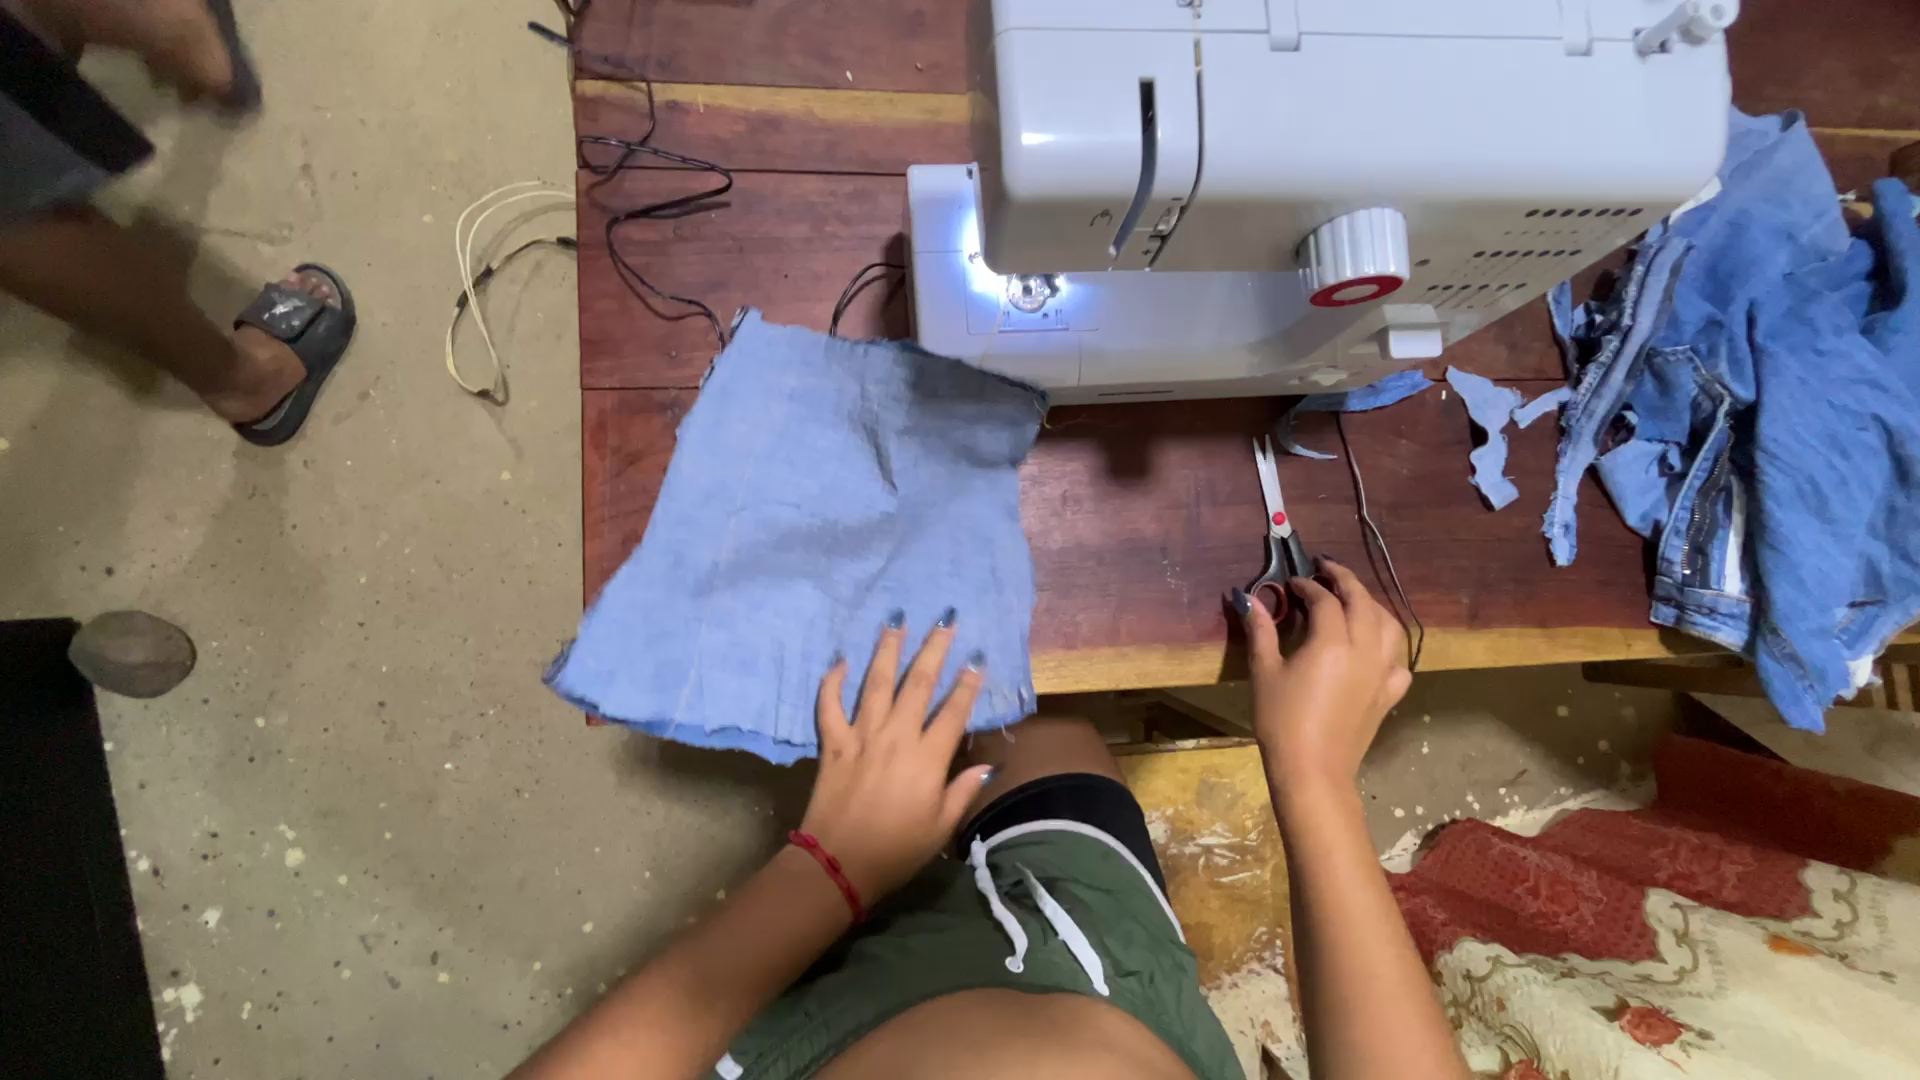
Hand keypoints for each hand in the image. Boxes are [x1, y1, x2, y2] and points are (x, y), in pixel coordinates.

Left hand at [798, 614, 992, 901]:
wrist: (838, 865)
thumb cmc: (896, 850)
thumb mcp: (941, 827)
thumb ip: (963, 791)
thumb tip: (987, 765)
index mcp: (927, 758)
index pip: (954, 711)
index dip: (968, 684)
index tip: (977, 658)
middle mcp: (896, 736)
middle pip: (918, 683)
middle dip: (934, 649)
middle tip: (944, 620)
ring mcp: (862, 736)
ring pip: (876, 683)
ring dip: (887, 650)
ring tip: (895, 622)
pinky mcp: (833, 744)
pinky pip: (830, 706)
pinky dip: (833, 682)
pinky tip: (840, 660)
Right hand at [1234, 557, 1410, 793]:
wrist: (1313, 768)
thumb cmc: (1281, 719)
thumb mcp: (1264, 671)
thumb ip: (1261, 631)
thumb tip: (1248, 598)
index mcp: (1332, 642)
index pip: (1325, 600)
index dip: (1307, 585)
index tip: (1291, 582)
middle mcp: (1364, 650)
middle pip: (1363, 602)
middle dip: (1345, 580)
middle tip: (1326, 569)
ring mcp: (1383, 672)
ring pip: (1389, 625)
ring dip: (1371, 605)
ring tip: (1352, 600)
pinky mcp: (1390, 694)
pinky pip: (1399, 659)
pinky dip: (1388, 644)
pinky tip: (1373, 647)